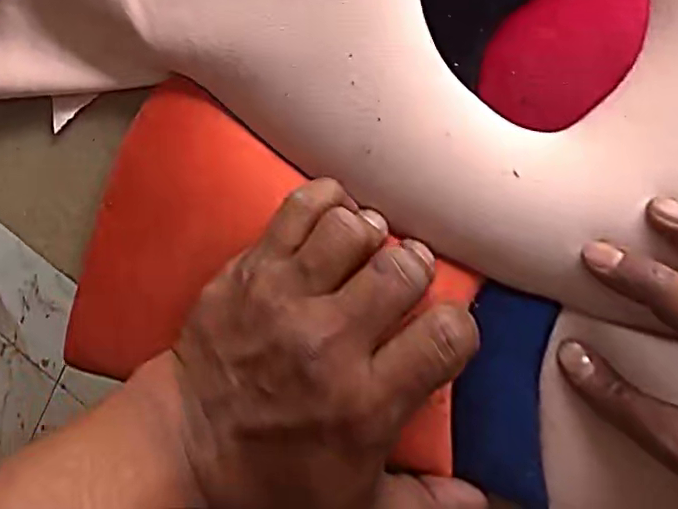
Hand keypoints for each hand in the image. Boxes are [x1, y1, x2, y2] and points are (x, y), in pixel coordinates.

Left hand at [171, 178, 484, 508]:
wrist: (189, 437)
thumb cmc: (273, 474)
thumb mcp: (359, 505)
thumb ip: (428, 502)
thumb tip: (487, 497)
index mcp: (366, 402)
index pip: (444, 338)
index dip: (458, 322)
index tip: (447, 322)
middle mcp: (330, 339)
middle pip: (399, 270)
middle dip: (415, 264)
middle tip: (407, 269)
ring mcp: (286, 295)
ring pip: (348, 230)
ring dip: (369, 229)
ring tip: (369, 240)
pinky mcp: (253, 266)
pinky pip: (296, 210)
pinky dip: (324, 198)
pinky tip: (335, 208)